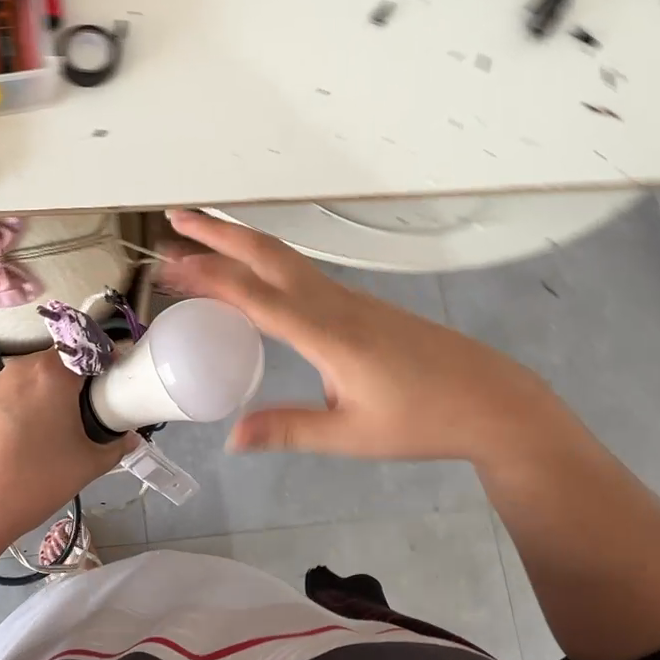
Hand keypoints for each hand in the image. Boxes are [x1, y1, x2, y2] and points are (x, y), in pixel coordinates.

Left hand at [0, 352, 133, 551]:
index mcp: (52, 372)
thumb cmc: (35, 479)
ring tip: (61, 427)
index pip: (89, 350)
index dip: (106, 364)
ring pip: (35, 377)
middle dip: (79, 380)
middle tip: (92, 411)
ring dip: (51, 392)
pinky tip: (31, 437)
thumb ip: (114, 446)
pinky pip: (14, 392)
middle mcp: (21, 367)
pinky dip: (28, 404)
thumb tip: (128, 438)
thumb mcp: (87, 465)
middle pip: (60, 361)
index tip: (114, 387)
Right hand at [158, 209, 594, 465]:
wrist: (492, 400)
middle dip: (218, 233)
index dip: (208, 278)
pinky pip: (298, 271)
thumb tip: (231, 439)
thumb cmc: (423, 420)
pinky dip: (262, 260)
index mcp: (326, 333)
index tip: (168, 267)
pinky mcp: (358, 305)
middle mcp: (332, 304)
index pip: (254, 295)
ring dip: (239, 240)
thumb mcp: (352, 435)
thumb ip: (288, 430)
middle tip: (175, 220)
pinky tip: (252, 273)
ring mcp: (348, 299)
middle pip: (267, 255)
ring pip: (284, 257)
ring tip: (201, 232)